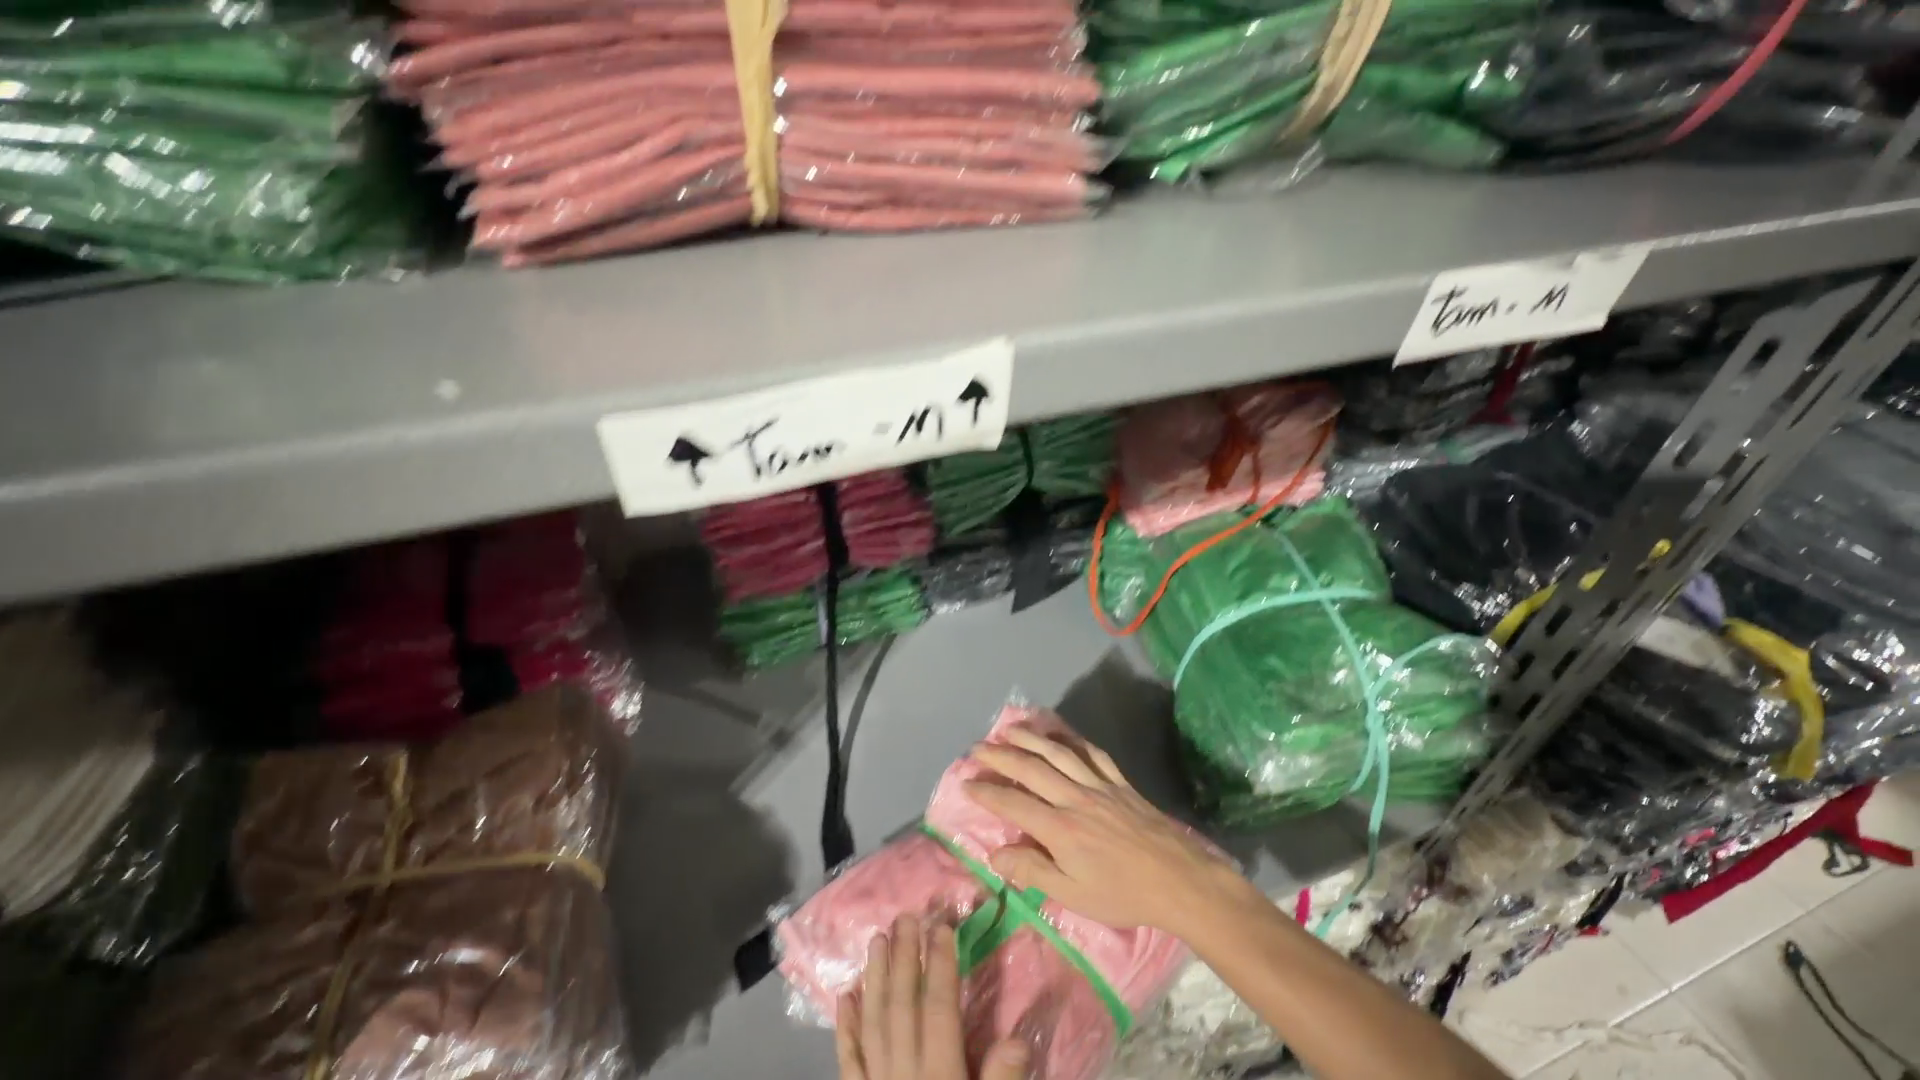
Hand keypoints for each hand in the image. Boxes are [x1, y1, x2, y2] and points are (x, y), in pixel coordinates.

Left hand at [837, 915, 1030, 1079]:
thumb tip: (1016, 1038)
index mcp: (940, 1078)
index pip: (939, 1009)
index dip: (940, 965)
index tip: (941, 926)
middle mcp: (902, 1076)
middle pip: (902, 1006)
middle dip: (905, 958)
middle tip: (907, 915)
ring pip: (873, 1022)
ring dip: (875, 978)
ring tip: (876, 940)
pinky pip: (848, 1060)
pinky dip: (846, 1025)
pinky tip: (845, 995)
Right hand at [964, 726, 1249, 935]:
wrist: (1179, 880)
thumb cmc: (1123, 894)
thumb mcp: (1073, 895)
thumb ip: (1032, 872)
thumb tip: (996, 855)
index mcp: (1059, 829)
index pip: (1013, 804)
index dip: (986, 792)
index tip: (966, 784)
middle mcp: (1075, 798)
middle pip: (1031, 769)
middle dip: (1001, 756)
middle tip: (977, 749)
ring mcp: (1100, 787)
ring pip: (1059, 754)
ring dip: (1031, 739)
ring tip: (1010, 729)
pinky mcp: (1121, 784)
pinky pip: (1094, 754)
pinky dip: (1074, 741)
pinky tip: (1062, 737)